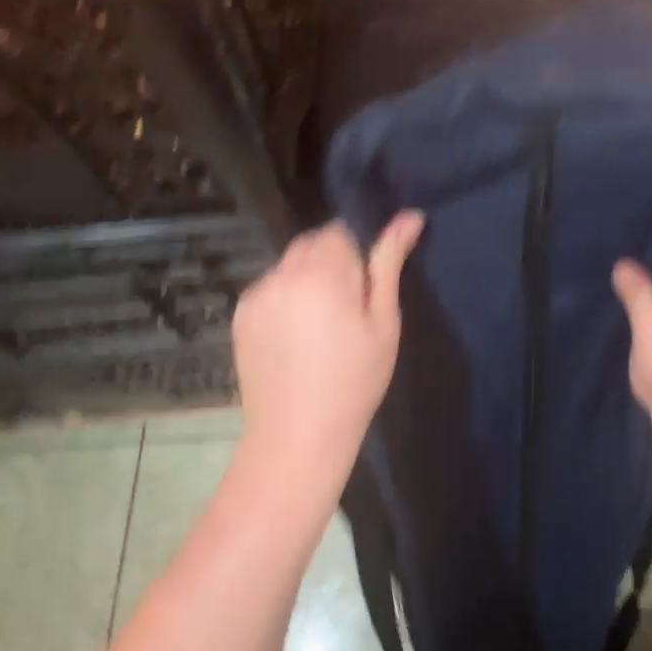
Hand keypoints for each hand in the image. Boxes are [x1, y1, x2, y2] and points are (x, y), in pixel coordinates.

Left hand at [232, 212, 423, 464]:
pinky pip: (269, 289)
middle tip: (347, 311)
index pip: (340, 232)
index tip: (364, 291)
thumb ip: (390, 263)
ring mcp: (257, 294)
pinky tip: (294, 338)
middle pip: (311, 244)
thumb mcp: (384, 322)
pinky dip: (284, 300)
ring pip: (288, 266)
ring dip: (306, 280)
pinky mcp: (240, 315)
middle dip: (330, 264)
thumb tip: (411, 216)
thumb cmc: (355, 381)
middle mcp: (283, 272)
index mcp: (323, 271)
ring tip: (319, 328)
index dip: (356, 256)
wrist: (297, 435)